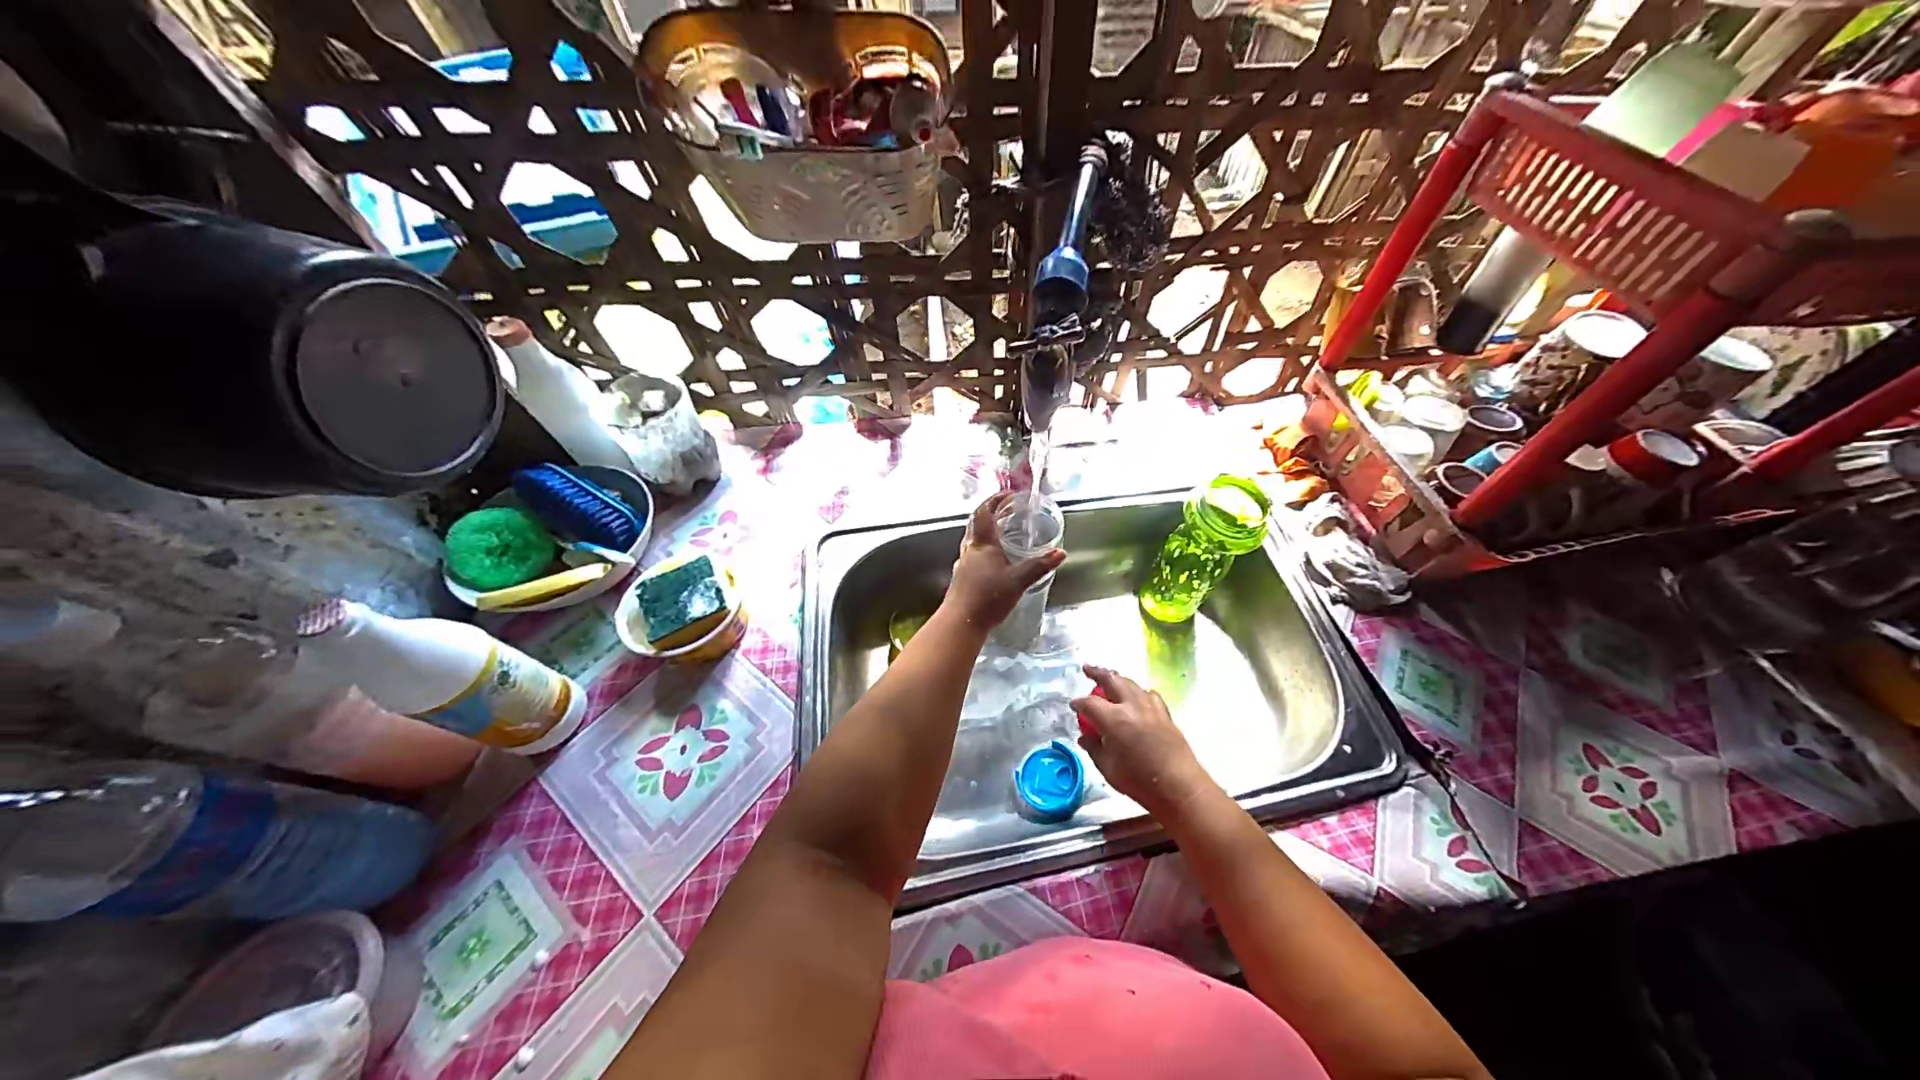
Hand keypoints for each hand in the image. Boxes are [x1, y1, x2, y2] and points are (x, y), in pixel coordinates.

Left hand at [943, 491, 1066, 628]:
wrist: (960, 623)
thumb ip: (1039, 566)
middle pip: (976, 524)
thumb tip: (1060, 553)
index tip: (1008, 495)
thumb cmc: (988, 597)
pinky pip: (972, 556)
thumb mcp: (1019, 580)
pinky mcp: (962, 579)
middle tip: (1006, 512)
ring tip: (1002, 535)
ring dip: (986, 534)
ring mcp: (963, 565)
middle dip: (990, 514)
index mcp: (982, 544)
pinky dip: (983, 552)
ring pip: (973, 541)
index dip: (995, 500)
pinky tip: (993, 563)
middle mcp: (969, 550)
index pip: (984, 512)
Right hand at [1074, 666, 1217, 817]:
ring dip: (1118, 679)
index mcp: (1114, 719)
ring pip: (1131, 684)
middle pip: (1112, 680)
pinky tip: (1137, 697)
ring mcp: (1151, 708)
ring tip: (1110, 680)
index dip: (1078, 703)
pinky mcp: (1165, 714)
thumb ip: (1094, 748)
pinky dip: (1138, 692)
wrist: (1179, 786)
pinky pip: (1148, 694)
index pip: (1089, 703)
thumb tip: (1085, 737)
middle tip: (1087, 669)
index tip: (1073, 705)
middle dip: (1097, 673)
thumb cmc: (1139, 780)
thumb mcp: (1108, 768)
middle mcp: (1132, 706)